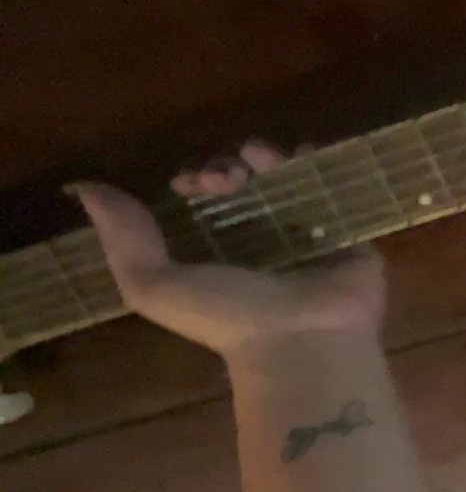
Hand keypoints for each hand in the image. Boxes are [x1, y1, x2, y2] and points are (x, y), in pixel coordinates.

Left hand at [73, 143, 385, 362]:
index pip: (207, 203)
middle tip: (230, 175)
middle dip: (231, 170)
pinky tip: (309, 154)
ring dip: (275, 162)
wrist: (303, 337)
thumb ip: (125, 238)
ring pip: (294, 187)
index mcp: (220, 252)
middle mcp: (266, 241)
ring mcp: (313, 238)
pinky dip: (328, 172)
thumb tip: (86, 187)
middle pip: (250, 189)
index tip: (190, 183)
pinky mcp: (353, 237)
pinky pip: (342, 198)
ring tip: (262, 154)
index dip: (195, 182)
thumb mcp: (153, 284)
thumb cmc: (228, 315)